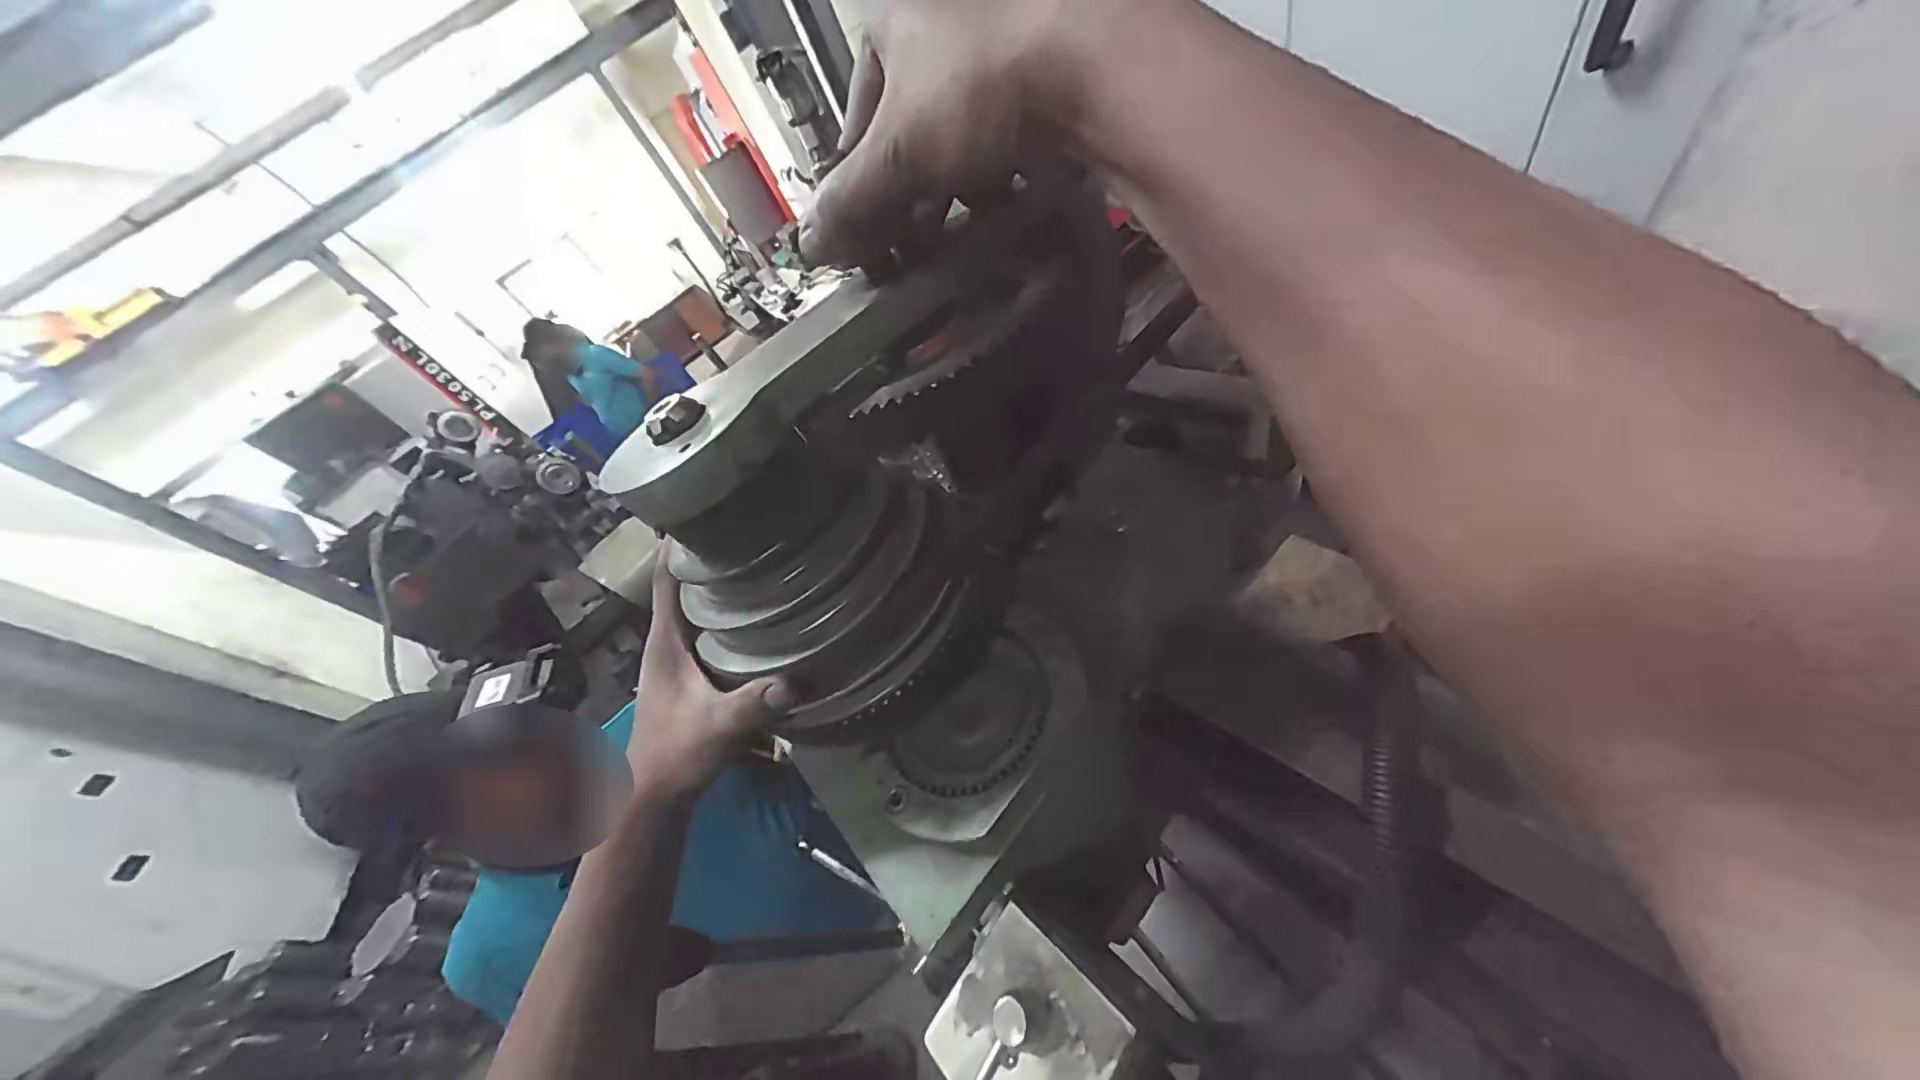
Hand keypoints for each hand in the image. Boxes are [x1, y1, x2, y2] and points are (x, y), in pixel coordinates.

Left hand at [627, 545, 794, 802]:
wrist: (655, 794)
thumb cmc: (676, 754)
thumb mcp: (718, 727)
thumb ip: (754, 704)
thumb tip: (798, 680)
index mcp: (664, 643)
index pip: (663, 579)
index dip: (676, 544)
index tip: (700, 510)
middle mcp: (667, 642)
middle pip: (681, 583)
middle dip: (705, 554)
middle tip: (744, 527)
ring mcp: (676, 657)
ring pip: (694, 605)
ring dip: (715, 582)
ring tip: (753, 559)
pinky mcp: (689, 671)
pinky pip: (706, 627)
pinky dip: (724, 610)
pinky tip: (755, 610)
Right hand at [800, 0, 1088, 267]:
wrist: (1101, 66)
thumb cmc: (981, 90)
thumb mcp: (898, 153)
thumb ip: (850, 200)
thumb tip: (810, 245)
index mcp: (900, 18)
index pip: (861, 107)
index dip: (860, 171)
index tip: (869, 220)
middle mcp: (953, 19)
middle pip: (917, 124)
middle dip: (916, 186)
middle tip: (919, 235)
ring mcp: (1010, 41)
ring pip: (969, 130)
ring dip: (963, 185)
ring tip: (969, 228)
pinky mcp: (1057, 70)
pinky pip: (1016, 130)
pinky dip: (1008, 171)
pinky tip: (1014, 204)